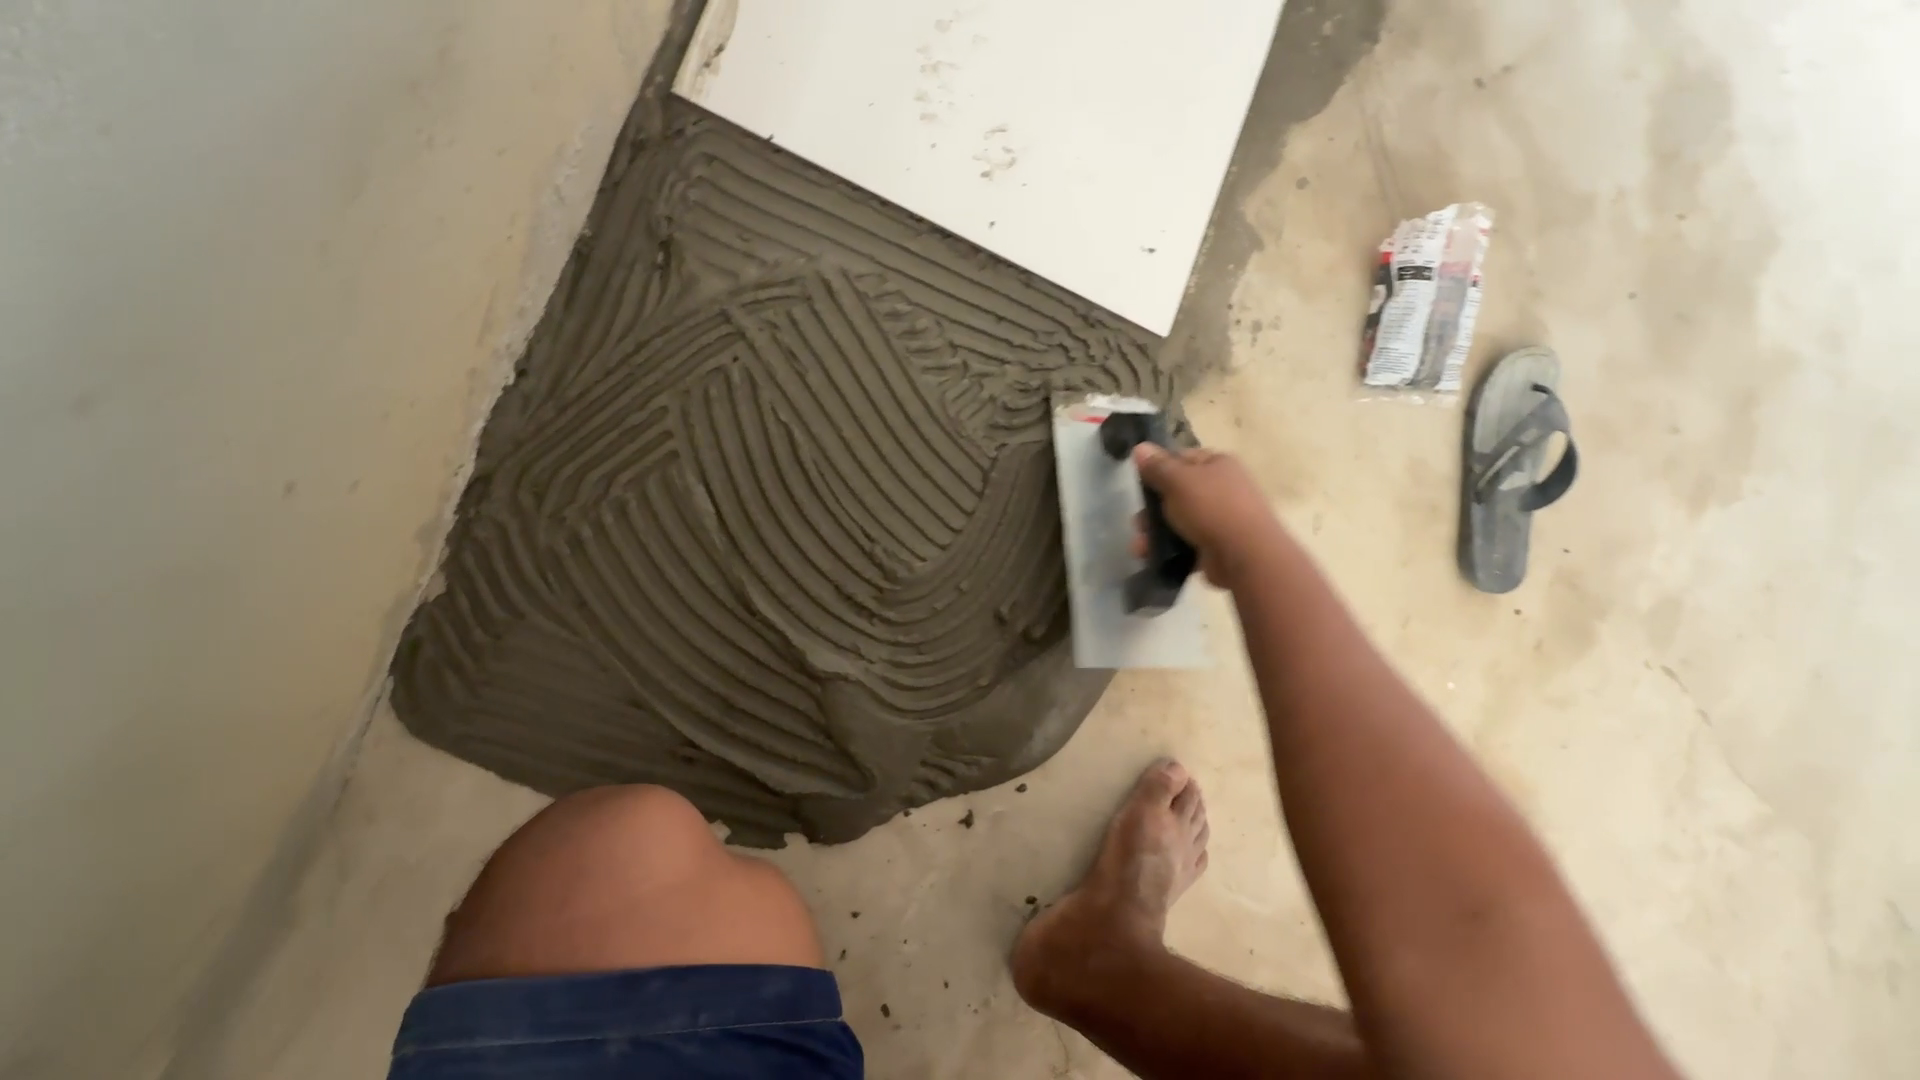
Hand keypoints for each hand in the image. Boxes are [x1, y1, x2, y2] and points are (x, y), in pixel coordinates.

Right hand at [1130, 444, 1281, 588]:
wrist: (1246, 556)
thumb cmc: (1212, 508)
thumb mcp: (1178, 481)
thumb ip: (1157, 466)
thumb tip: (1140, 448)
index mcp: (1218, 464)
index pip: (1181, 458)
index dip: (1158, 469)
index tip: (1140, 485)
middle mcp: (1222, 487)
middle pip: (1177, 493)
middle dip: (1152, 509)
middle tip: (1138, 523)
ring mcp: (1222, 518)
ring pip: (1179, 520)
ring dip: (1156, 533)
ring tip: (1140, 547)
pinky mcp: (1218, 545)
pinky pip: (1187, 543)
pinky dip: (1170, 549)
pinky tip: (1153, 557)